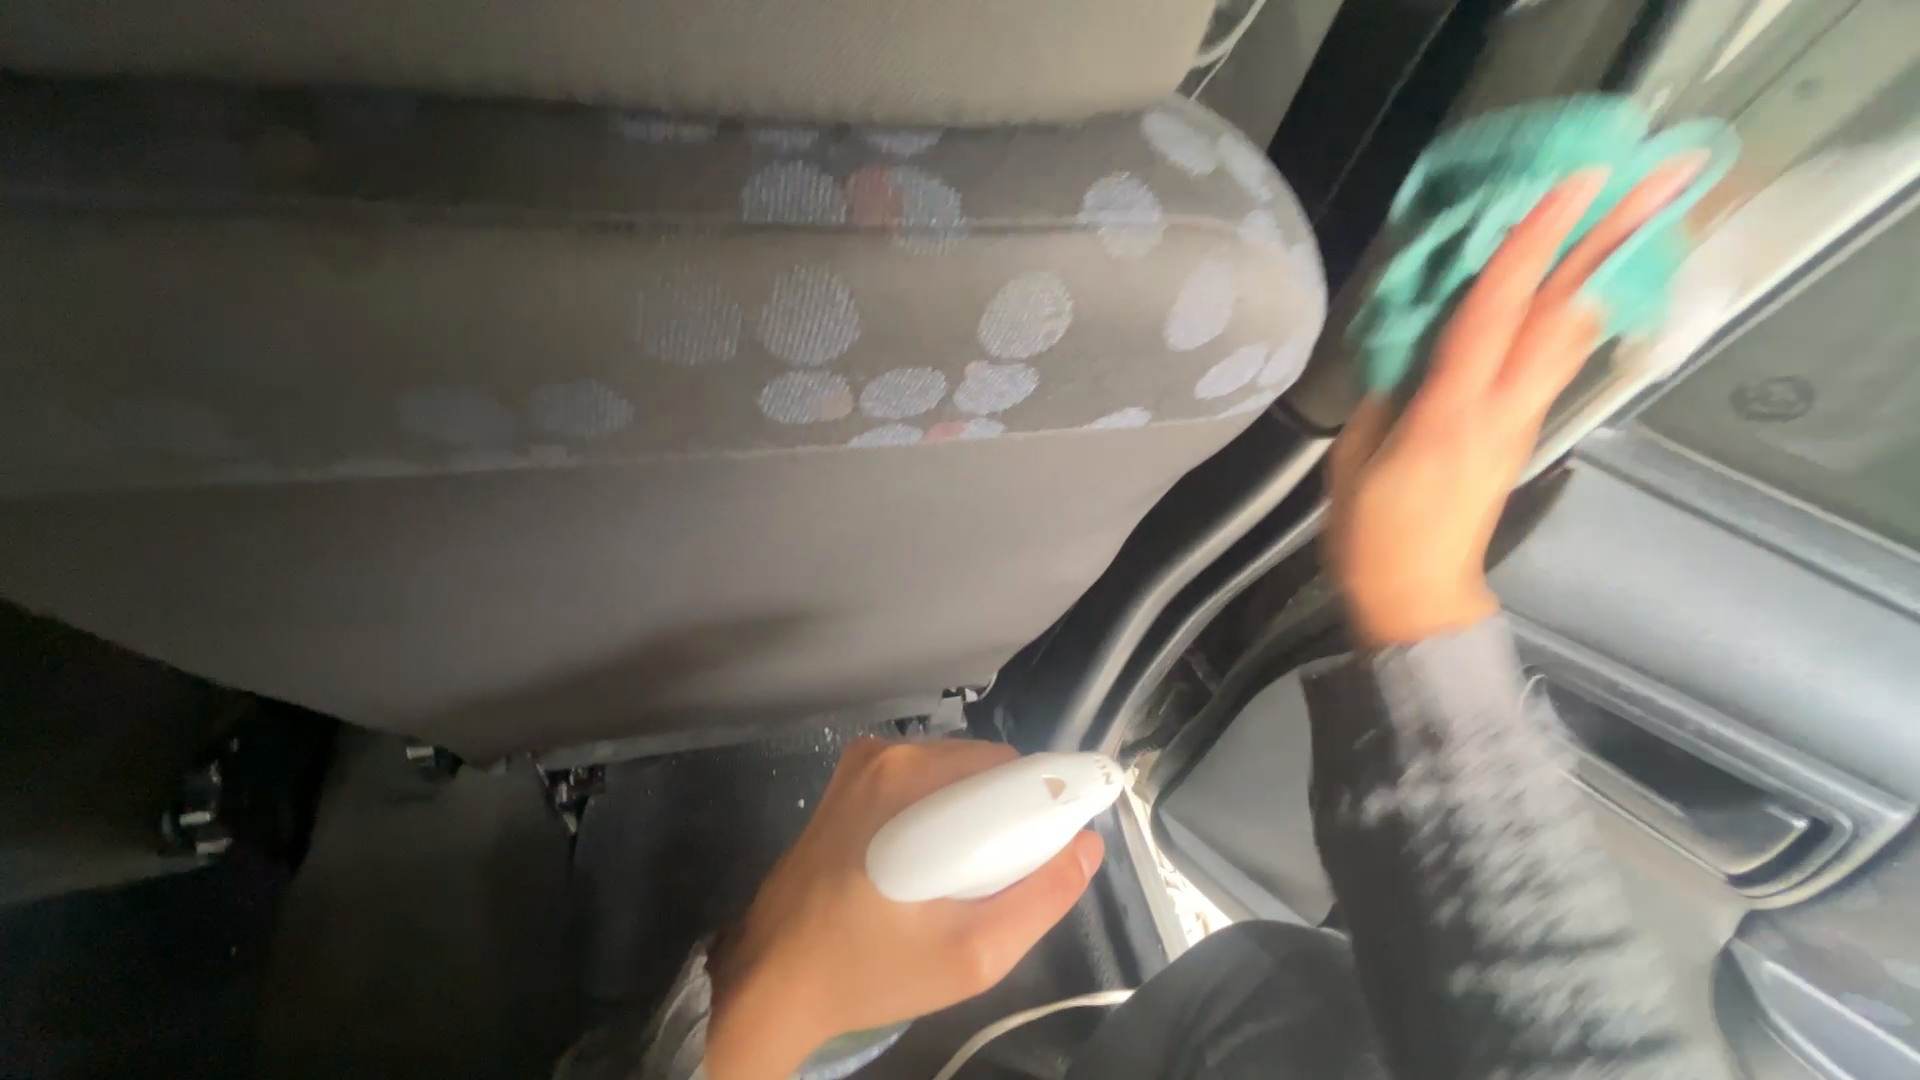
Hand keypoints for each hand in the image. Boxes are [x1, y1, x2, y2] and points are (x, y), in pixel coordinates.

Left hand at [704, 738, 1104, 1079]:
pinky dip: (939, 811)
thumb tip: (1088, 846)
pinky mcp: (847, 781)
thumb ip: (1040, 898)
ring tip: (965, 877)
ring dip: (974, 813)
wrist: (773, 980)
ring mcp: (861, 764)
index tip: (1046, 851)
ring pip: (953, 772)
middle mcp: (887, 754)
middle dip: (1007, 814)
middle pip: (983, 767)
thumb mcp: (971, 955)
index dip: (1042, 805)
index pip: (1011, 769)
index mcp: (912, 777)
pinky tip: (929, 864)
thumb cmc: (870, 968)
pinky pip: (920, 781)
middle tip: (1002, 877)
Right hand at [1328, 160, 1704, 645]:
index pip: (1493, 317)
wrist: (1416, 594)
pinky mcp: (1520, 434)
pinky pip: (1553, 362)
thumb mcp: (1353, 463)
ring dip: (1606, 270)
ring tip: (1642, 214)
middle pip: (1561, 315)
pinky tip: (1587, 286)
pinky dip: (1575, 314)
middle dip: (1607, 243)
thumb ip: (1383, 400)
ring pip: (1570, 336)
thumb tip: (1406, 355)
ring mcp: (1519, 422)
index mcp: (1448, 416)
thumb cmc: (1369, 535)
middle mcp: (1501, 410)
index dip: (1528, 249)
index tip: (1569, 186)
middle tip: (1659, 176)